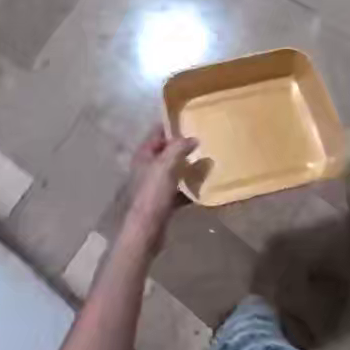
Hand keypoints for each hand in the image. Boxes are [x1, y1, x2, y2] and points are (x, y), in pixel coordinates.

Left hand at [125, 126, 196, 246]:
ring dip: (187, 168)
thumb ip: (179, 148)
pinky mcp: (162, 201)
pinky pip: (178, 190)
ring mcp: (154, 185)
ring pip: (173, 171)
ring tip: (206, 162)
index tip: (190, 121)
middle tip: (203, 142)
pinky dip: (188, 188)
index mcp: (144, 154)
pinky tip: (203, 187)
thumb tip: (193, 138)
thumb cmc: (153, 193)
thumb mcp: (167, 165)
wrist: (147, 229)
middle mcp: (147, 167)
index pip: (157, 133)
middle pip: (166, 152)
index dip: (171, 126)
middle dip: (182, 147)